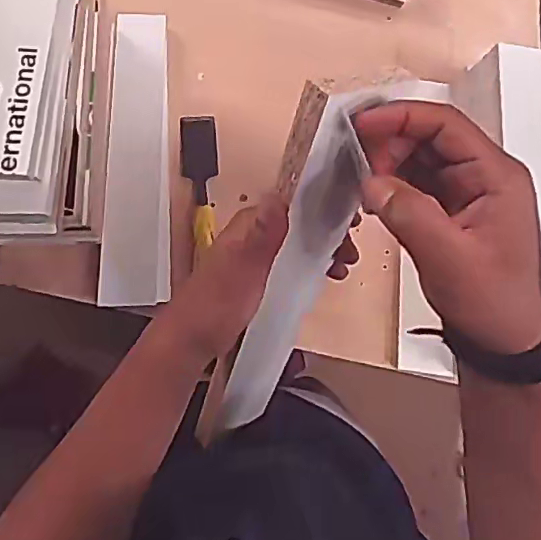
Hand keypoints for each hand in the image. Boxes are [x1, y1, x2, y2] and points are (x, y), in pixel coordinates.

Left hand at [152, 199, 359, 365]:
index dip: (323, 206)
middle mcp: (253, 232)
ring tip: (342, 265)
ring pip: (297, 240)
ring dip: (322, 248)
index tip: (349, 220)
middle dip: (327, 231)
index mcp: (250, 223)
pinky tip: (323, 276)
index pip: (293, 201)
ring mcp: (255, 253)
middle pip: (299, 220)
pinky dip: (310, 263)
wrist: (191, 342)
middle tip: (350, 250)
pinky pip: (291, 260)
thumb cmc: (216, 305)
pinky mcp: (258, 274)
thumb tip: (280, 197)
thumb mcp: (244, 267)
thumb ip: (262, 234)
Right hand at [354, 100, 540, 353]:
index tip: (364, 123)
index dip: (402, 117)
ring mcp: (467, 189)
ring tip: (366, 185)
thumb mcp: (450, 259)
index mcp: (497, 176)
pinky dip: (392, 183)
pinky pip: (416, 179)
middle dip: (391, 143)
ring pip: (419, 155)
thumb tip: (373, 181)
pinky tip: (376, 197)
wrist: (503, 341)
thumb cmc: (494, 304)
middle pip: (430, 135)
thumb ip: (410, 214)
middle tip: (360, 164)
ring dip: (389, 163)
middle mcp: (484, 175)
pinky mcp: (451, 205)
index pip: (446, 124)